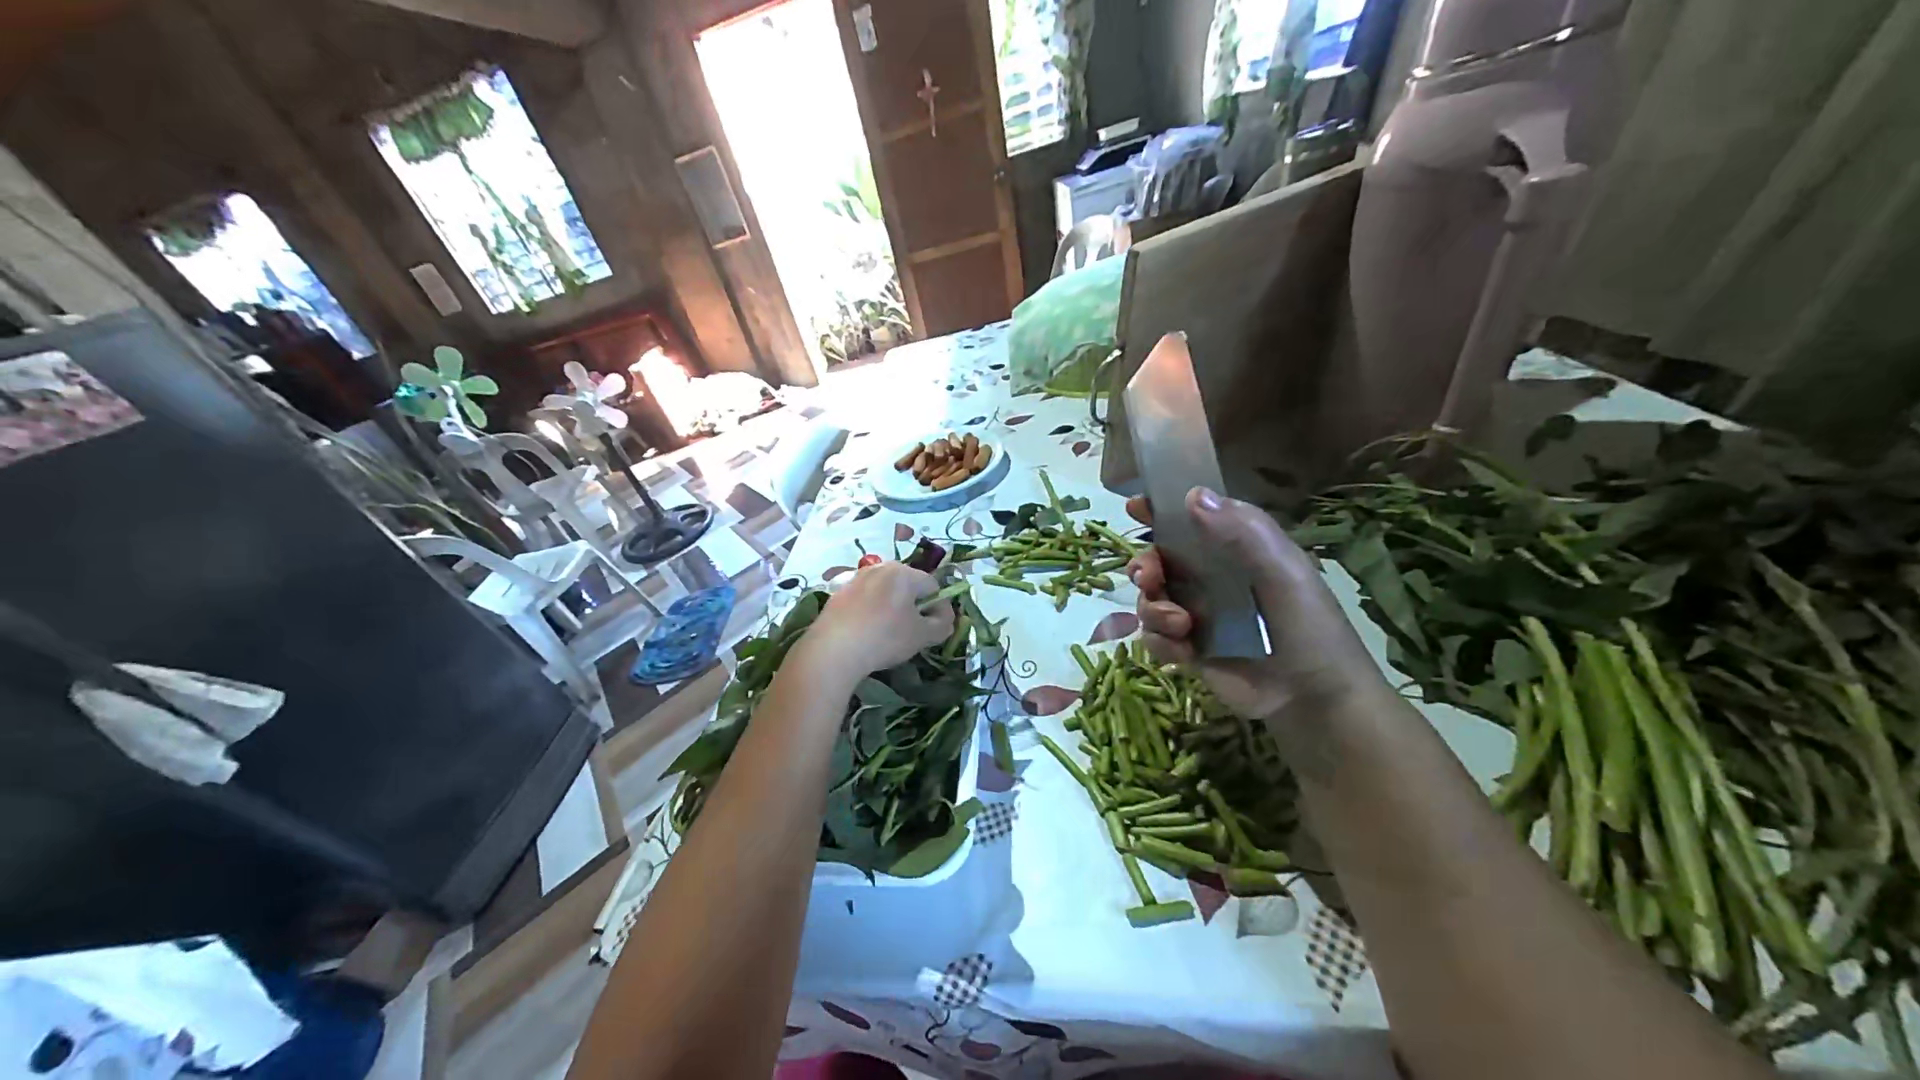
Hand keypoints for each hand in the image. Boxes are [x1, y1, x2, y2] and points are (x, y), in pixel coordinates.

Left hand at [794, 561, 954, 686]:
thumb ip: (942, 624)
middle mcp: (880, 568)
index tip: (933, 629)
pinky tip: (865, 633)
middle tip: (910, 632)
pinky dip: (870, 612)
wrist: (833, 650)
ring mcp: (856, 578)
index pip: (933, 585)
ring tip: (886, 634)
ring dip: (891, 608)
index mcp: (904, 572)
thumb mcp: (923, 636)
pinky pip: (864, 599)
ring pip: (884, 592)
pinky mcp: (838, 593)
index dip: (938, 607)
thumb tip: (945, 618)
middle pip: (907, 585)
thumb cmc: (885, 638)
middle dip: (913, 606)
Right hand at [1126, 487, 1387, 722]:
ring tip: (1180, 625)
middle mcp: (1211, 578)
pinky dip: (1160, 641)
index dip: (1162, 509)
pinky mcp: (1187, 649)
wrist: (1312, 700)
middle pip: (1159, 559)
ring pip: (1150, 598)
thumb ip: (1243, 533)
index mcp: (1236, 550)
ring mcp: (1197, 614)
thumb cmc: (1308, 627)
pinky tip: (1184, 653)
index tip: (1135, 506)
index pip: (1194, 519)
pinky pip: (1153, 636)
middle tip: (1147, 577)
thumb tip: (1192, 495)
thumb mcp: (1283, 573)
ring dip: (1153, 608)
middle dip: (1145, 565)